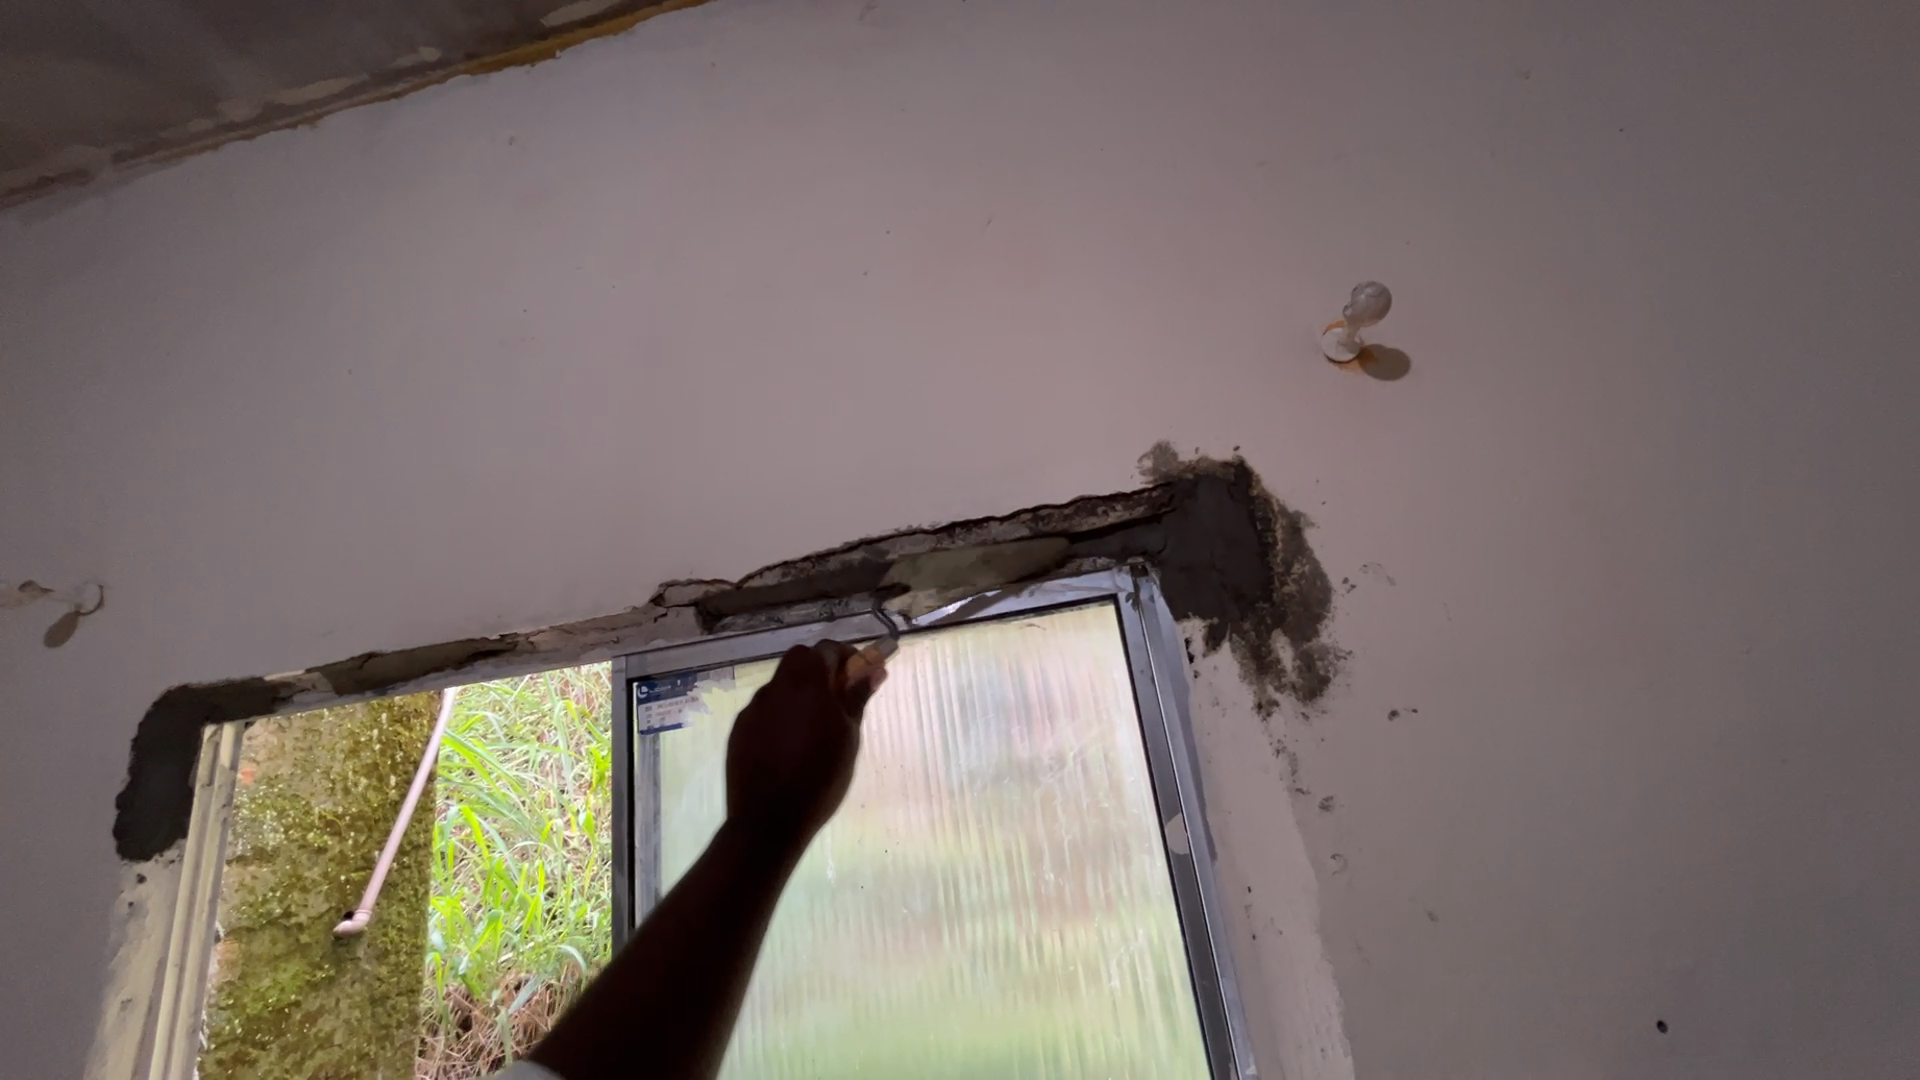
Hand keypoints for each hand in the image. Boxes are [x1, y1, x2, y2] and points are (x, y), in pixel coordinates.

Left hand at [725, 642, 884, 853]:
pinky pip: (765, 709)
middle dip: (820, 667)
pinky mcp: (740, 729)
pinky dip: (781, 713)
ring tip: (814, 724)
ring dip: (799, 690)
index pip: (827, 649)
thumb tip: (874, 669)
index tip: (860, 673)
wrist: (769, 820)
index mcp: (807, 684)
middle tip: (838, 694)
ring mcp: (754, 708)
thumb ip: (858, 697)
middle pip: (799, 659)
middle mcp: (777, 687)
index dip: (846, 655)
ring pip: (781, 683)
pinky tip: (789, 743)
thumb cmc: (821, 776)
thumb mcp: (849, 736)